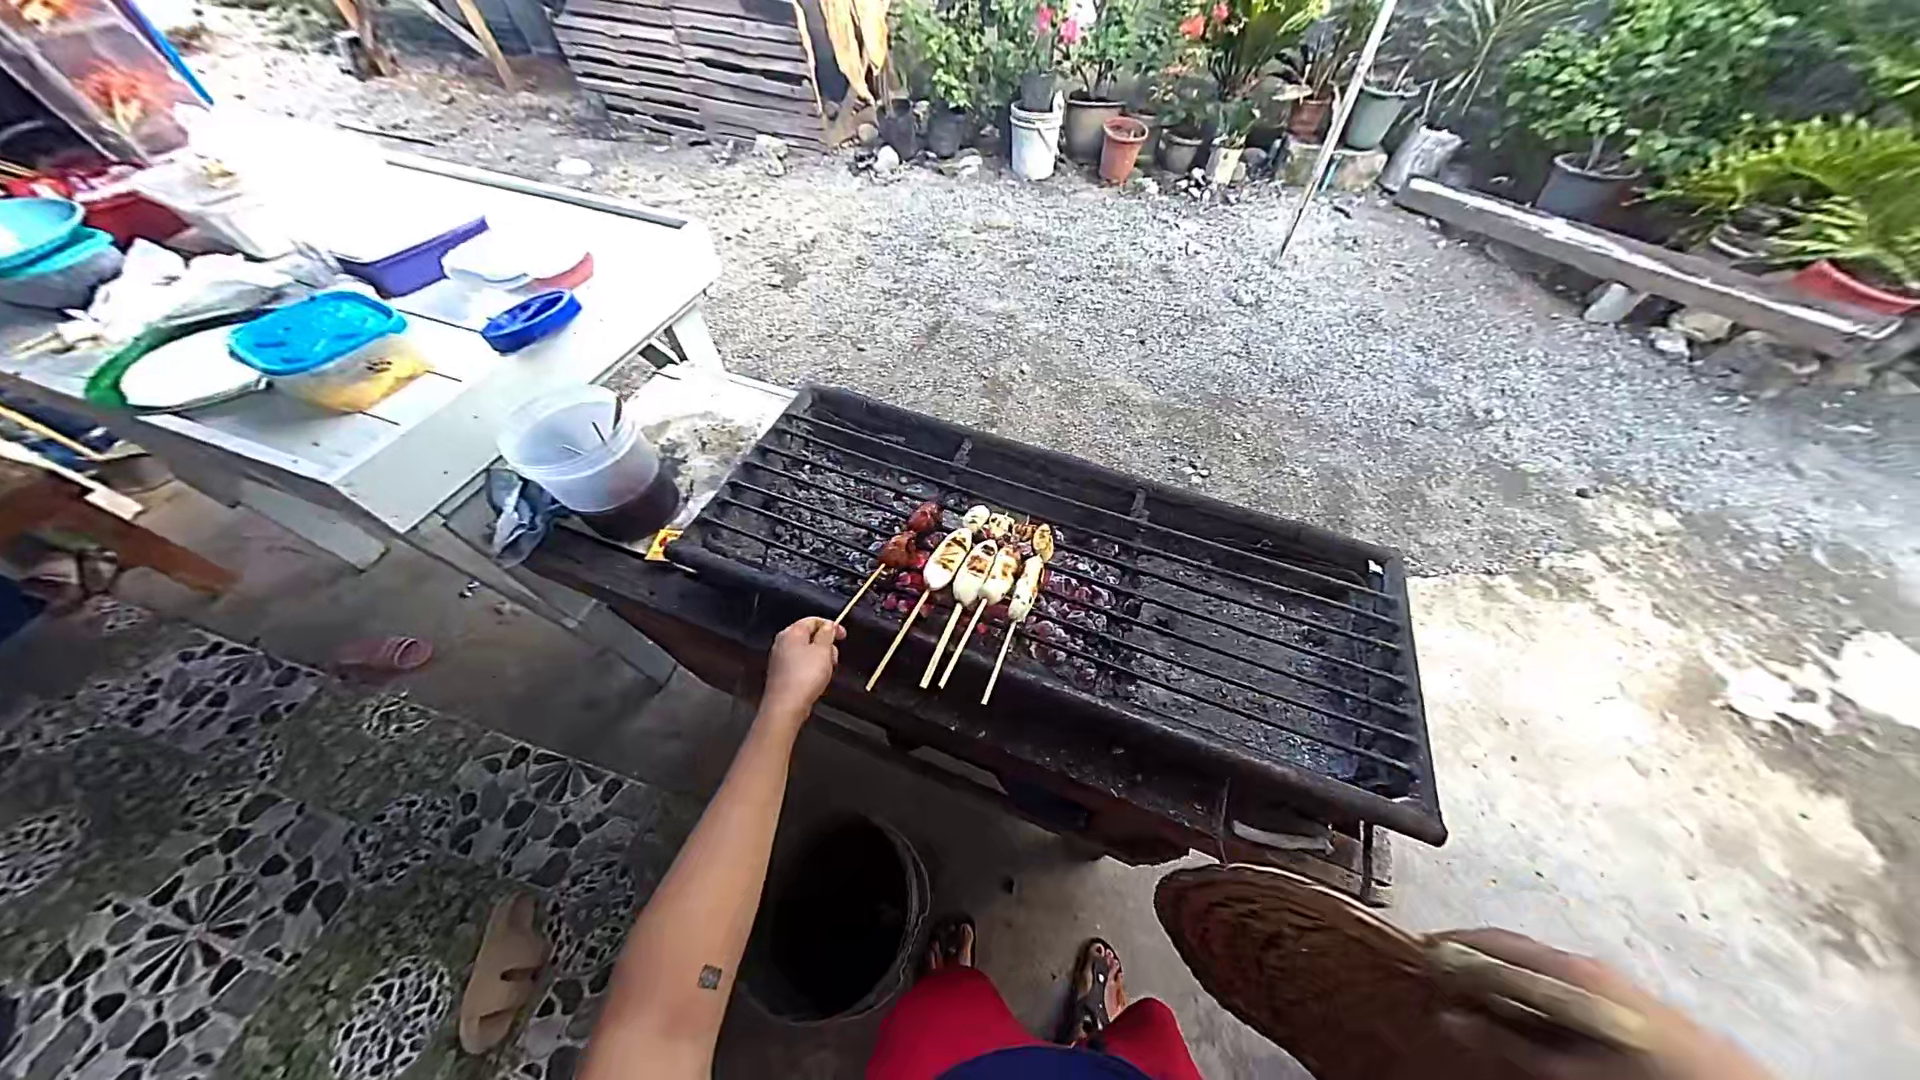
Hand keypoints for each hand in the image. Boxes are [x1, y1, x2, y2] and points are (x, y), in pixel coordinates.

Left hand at [761, 617, 843, 722]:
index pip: (813, 620)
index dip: (830, 626)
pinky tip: (816, 679)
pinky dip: (811, 668)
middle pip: (810, 635)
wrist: (786, 706)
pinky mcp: (781, 673)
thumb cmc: (804, 677)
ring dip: (820, 658)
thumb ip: (827, 634)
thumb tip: (828, 625)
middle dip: (826, 644)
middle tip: (834, 656)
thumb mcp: (823, 651)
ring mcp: (780, 658)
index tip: (842, 635)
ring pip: (806, 651)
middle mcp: (783, 642)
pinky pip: (800, 664)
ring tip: (826, 671)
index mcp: (792, 632)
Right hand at [1435, 930, 1774, 1079]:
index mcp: (1567, 967)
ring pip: (1533, 961)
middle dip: (1471, 957)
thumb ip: (1509, 1040)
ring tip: (1475, 989)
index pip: (1487, 942)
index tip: (1420, 955)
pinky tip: (1524, 1006)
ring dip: (1500, 971)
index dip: (1448, 948)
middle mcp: (1584, 962)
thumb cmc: (1651, 1074)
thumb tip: (1452, 1019)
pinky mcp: (1624, 994)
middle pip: (1509, 947)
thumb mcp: (1571, 1067)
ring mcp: (1607, 977)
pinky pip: (1559, 976)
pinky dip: (1529, 984)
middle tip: (1439, 971)